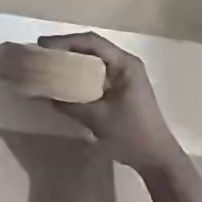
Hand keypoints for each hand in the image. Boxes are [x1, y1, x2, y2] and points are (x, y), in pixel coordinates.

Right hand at [37, 32, 185, 172]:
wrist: (158, 160)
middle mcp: (126, 63)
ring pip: (94, 59)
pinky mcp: (122, 87)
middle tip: (43, 52)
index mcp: (125, 64)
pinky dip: (81, 73)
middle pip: (92, 47)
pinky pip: (98, 73)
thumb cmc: (132, 136)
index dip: (66, 41)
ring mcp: (125, 75)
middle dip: (67, 48)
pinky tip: (66, 80)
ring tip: (50, 62)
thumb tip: (47, 95)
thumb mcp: (99, 120)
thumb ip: (72, 105)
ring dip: (73, 60)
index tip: (44, 45)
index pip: (92, 42)